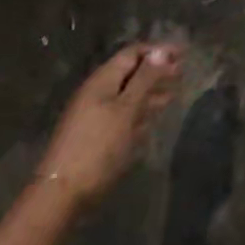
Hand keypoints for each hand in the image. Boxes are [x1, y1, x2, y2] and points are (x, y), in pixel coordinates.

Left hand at [34, 43, 183, 211]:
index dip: (157, 51)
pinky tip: (151, 119)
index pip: (133, 53)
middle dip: (156, 71)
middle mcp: (98, 91)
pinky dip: (139, 112)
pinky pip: (122, 114)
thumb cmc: (99, 146)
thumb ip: (145, 79)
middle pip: (130, 73)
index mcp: (103, 79)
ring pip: (127, 95)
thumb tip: (162, 50)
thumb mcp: (126, 109)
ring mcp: (95, 114)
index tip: (182, 54)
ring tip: (173, 94)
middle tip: (182, 73)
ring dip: (150, 92)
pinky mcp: (96, 135)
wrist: (63, 193)